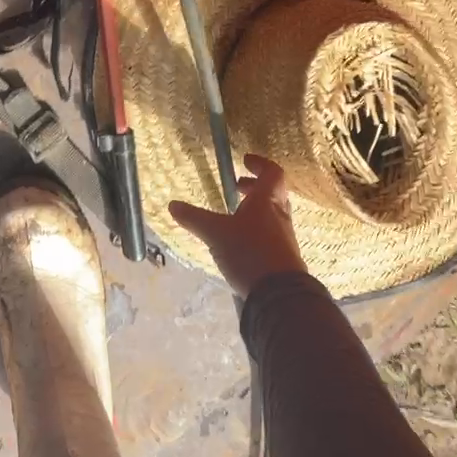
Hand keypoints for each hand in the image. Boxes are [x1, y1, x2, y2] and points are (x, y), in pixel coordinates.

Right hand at [167, 153, 307, 297]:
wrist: (280, 296)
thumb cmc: (250, 251)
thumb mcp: (215, 232)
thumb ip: (194, 218)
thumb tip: (172, 205)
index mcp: (267, 202)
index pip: (272, 173)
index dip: (260, 164)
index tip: (245, 161)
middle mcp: (279, 217)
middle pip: (274, 194)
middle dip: (255, 188)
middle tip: (237, 187)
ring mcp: (284, 240)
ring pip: (273, 216)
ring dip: (256, 211)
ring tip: (234, 217)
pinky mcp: (284, 261)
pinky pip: (271, 237)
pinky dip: (256, 233)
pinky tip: (239, 244)